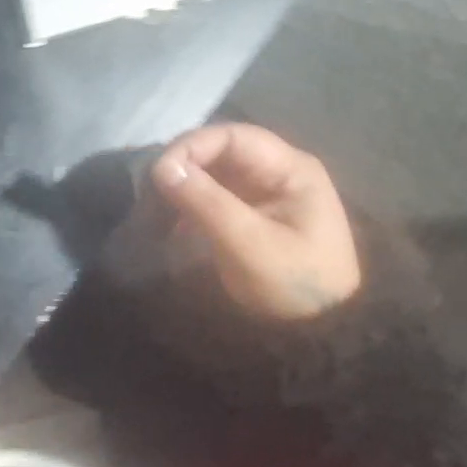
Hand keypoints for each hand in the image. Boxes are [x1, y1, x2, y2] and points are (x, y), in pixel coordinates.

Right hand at [150, 123, 360, 320]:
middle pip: (220, 153)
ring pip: (212, 176)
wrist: (318, 330)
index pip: (233, 137)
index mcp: (290, 169)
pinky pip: (212, 200)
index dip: (191, 147)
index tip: (157, 175)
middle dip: (182, 168)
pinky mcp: (248, 220)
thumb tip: (161, 167)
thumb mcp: (248, 243)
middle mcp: (276, 174)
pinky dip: (187, 208)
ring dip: (181, 189)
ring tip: (153, 211)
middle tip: (148, 194)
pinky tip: (167, 226)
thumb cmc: (292, 282)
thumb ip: (206, 202)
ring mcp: (262, 197)